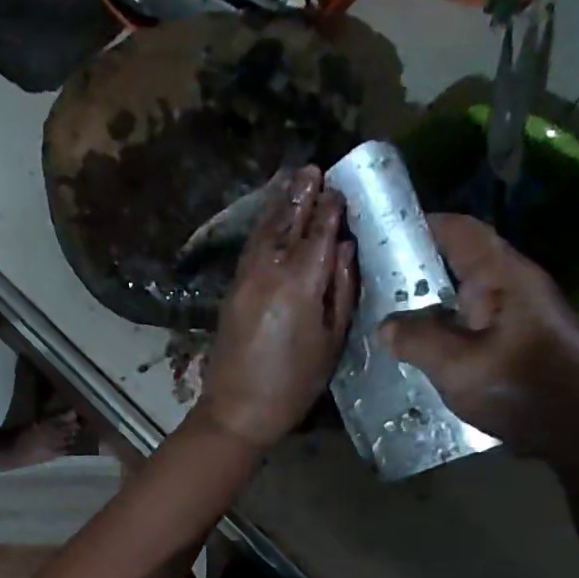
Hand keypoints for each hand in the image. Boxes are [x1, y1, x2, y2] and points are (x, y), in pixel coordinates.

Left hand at [198, 166, 357, 448]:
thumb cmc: (294, 383)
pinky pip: (251, 246)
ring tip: (293, 181)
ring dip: (279, 204)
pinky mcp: (232, 288)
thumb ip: (341, 291)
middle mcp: (269, 269)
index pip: (319, 232)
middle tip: (314, 168)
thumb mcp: (331, 341)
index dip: (330, 208)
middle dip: (302, 195)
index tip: (340, 188)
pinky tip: (270, 218)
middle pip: (288, 222)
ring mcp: (245, 277)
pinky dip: (263, 226)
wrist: (238, 409)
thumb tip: (345, 250)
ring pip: (265, 230)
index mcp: (300, 282)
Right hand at [380, 214, 578, 463]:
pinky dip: (445, 336)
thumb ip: (418, 341)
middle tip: (370, 287)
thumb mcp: (460, 367)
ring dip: (429, 310)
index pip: (459, 230)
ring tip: (385, 323)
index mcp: (504, 276)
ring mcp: (520, 319)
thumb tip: (386, 326)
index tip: (378, 237)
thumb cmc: (525, 390)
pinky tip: (420, 357)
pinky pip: (473, 330)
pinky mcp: (520, 347)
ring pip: (464, 302)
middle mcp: (514, 288)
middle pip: (459, 265)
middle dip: (415, 272)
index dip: (419, 226)